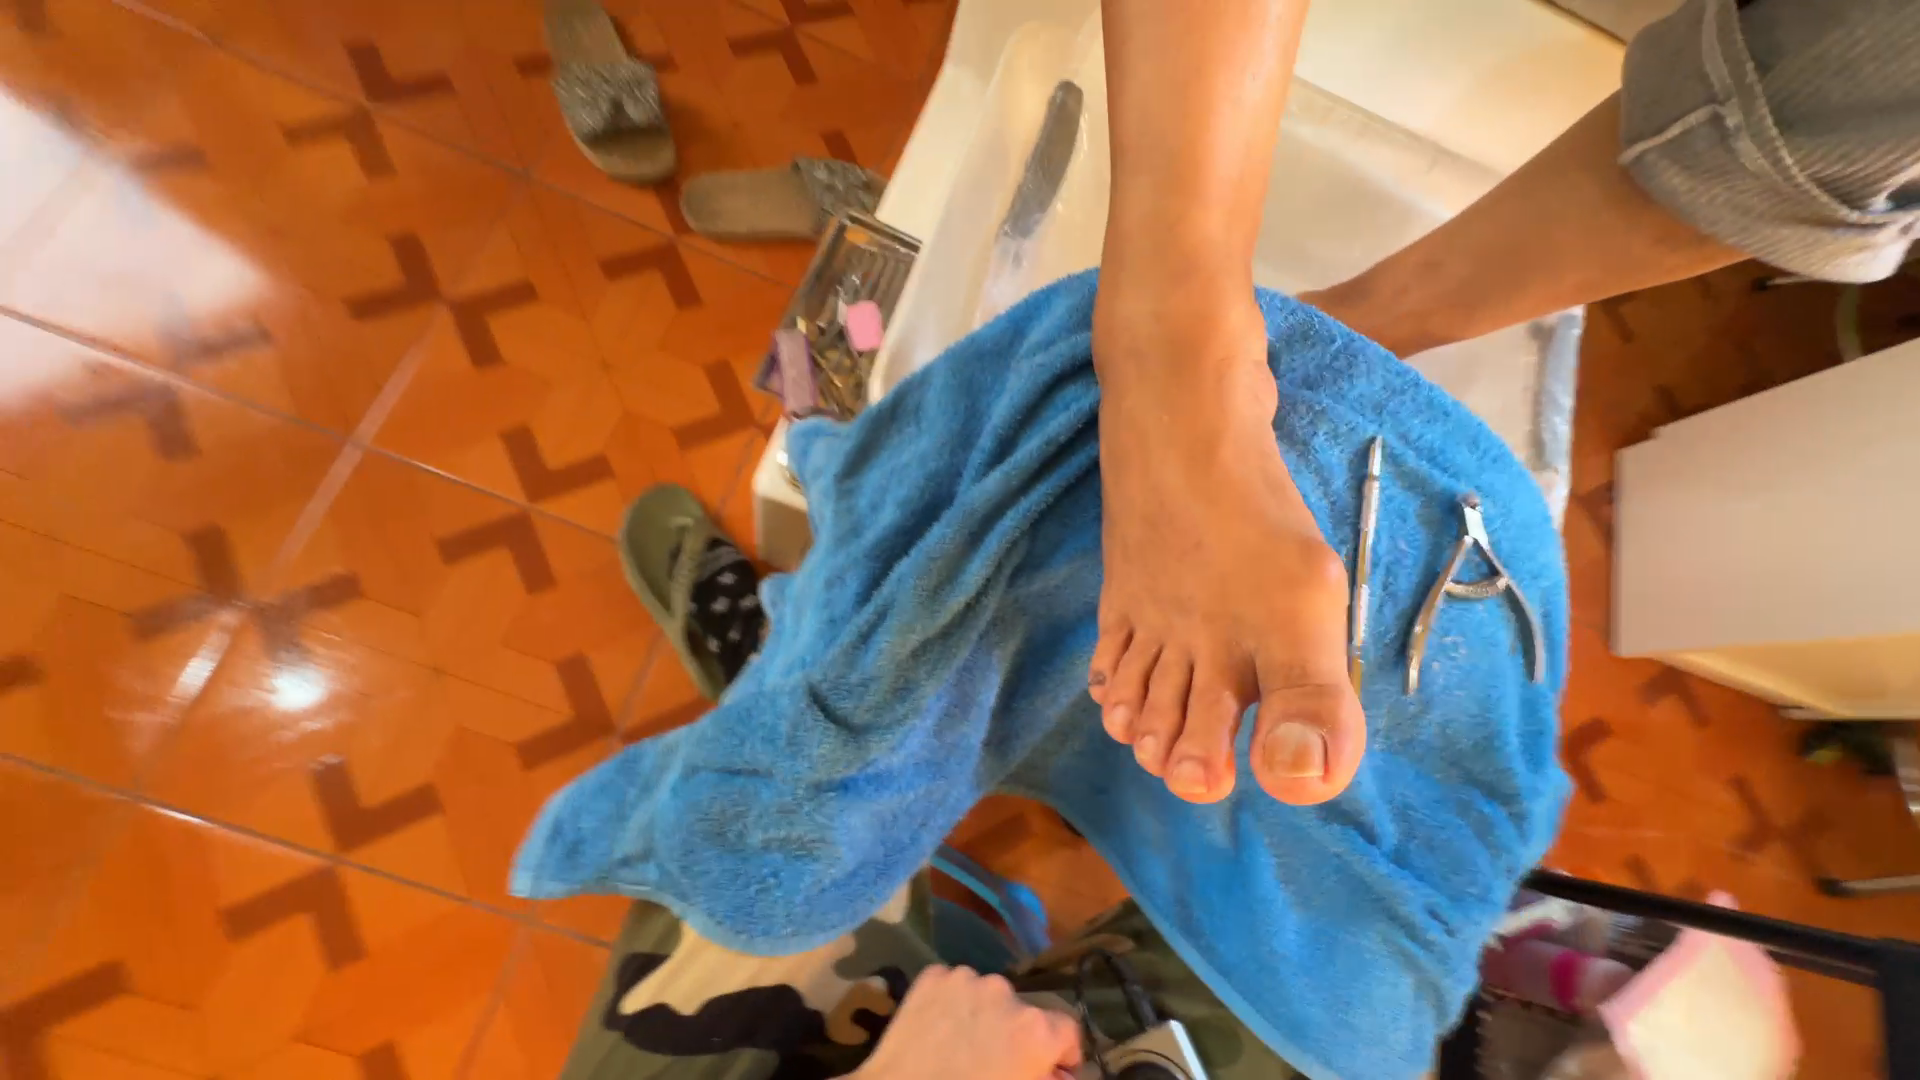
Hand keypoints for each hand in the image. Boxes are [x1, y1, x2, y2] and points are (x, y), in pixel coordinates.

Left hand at [854, 965, 1082, 1079]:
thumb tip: (1062, 1075)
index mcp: (1035, 1028)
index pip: (1066, 1030)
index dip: (1061, 1055)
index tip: (1048, 1071)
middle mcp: (1005, 990)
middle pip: (1023, 1011)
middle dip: (1015, 1035)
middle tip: (994, 1065)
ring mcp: (965, 977)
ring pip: (986, 995)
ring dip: (982, 1015)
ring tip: (961, 1048)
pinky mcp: (932, 974)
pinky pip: (952, 986)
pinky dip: (951, 1004)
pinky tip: (938, 1031)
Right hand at [1087, 270, 1365, 804]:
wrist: (1181, 420)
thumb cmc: (1249, 513)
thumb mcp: (1306, 608)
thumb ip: (1308, 698)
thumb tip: (1296, 784)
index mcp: (1217, 658)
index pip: (1203, 739)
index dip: (1206, 769)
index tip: (1219, 775)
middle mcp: (1173, 640)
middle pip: (1163, 713)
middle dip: (1173, 749)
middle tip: (1186, 767)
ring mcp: (1143, 604)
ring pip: (1135, 679)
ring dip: (1140, 716)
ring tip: (1146, 737)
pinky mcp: (1128, 571)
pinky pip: (1113, 634)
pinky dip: (1111, 668)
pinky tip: (1112, 682)